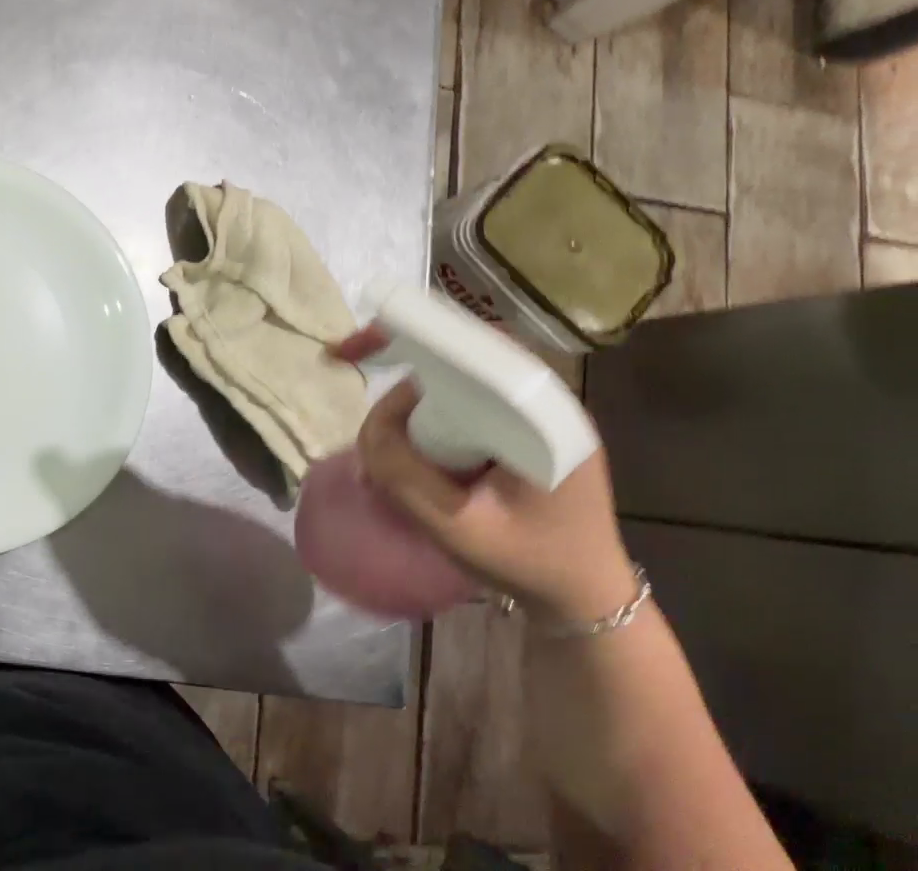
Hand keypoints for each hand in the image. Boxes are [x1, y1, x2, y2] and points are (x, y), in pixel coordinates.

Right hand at [333, 328, 638, 624]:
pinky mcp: (526, 432)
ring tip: (385, 454)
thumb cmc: (529, 565)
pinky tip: (411, 454)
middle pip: (457, 363)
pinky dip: (428, 421)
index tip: (351, 351)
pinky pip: (467, 406)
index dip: (410, 337)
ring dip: (411, 411)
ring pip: (456, 386)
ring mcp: (538, 417)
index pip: (472, 350)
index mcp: (542, 417)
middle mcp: (544, 403)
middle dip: (401, 383)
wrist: (585, 600)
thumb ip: (403, 472)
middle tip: (368, 435)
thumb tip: (370, 429)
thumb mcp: (453, 525)